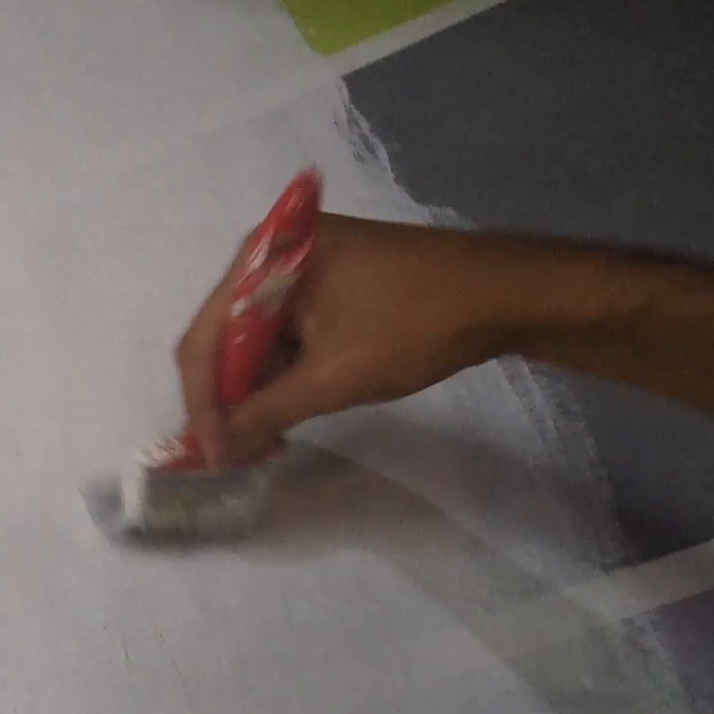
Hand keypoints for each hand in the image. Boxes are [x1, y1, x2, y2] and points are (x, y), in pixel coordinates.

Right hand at [176, 214, 514, 465]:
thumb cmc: (416, 325)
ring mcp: (294, 270)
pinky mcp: (320, 286)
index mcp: (261, 261)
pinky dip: (278, 378)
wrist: (511, 292)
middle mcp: (267, 258)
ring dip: (252, 395)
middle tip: (231, 453)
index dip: (202, 404)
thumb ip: (263, 415)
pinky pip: (280, 338)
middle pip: (221, 341)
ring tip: (258, 442)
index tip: (209, 455)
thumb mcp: (331, 379)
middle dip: (225, 401)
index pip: (203, 342)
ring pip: (250, 344)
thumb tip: (216, 452)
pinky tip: (282, 415)